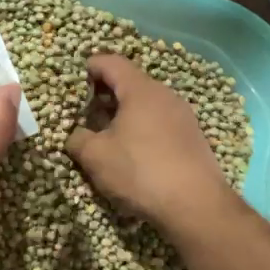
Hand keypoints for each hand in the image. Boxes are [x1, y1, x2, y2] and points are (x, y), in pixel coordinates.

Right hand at [65, 54, 231, 226]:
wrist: (195, 206)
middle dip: (104, 93)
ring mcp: (183, 116)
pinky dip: (140, 127)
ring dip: (123, 113)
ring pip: (145, 104)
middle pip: (130, 82)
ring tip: (105, 134)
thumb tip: (75, 134)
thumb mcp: (95, 155)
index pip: (111, 62)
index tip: (74, 82)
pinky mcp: (192, 138)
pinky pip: (159, 121)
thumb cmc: (140, 171)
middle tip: (84, 111)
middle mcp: (165, 96)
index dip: (89, 67)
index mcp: (141, 90)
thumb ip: (77, 138)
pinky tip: (131, 152)